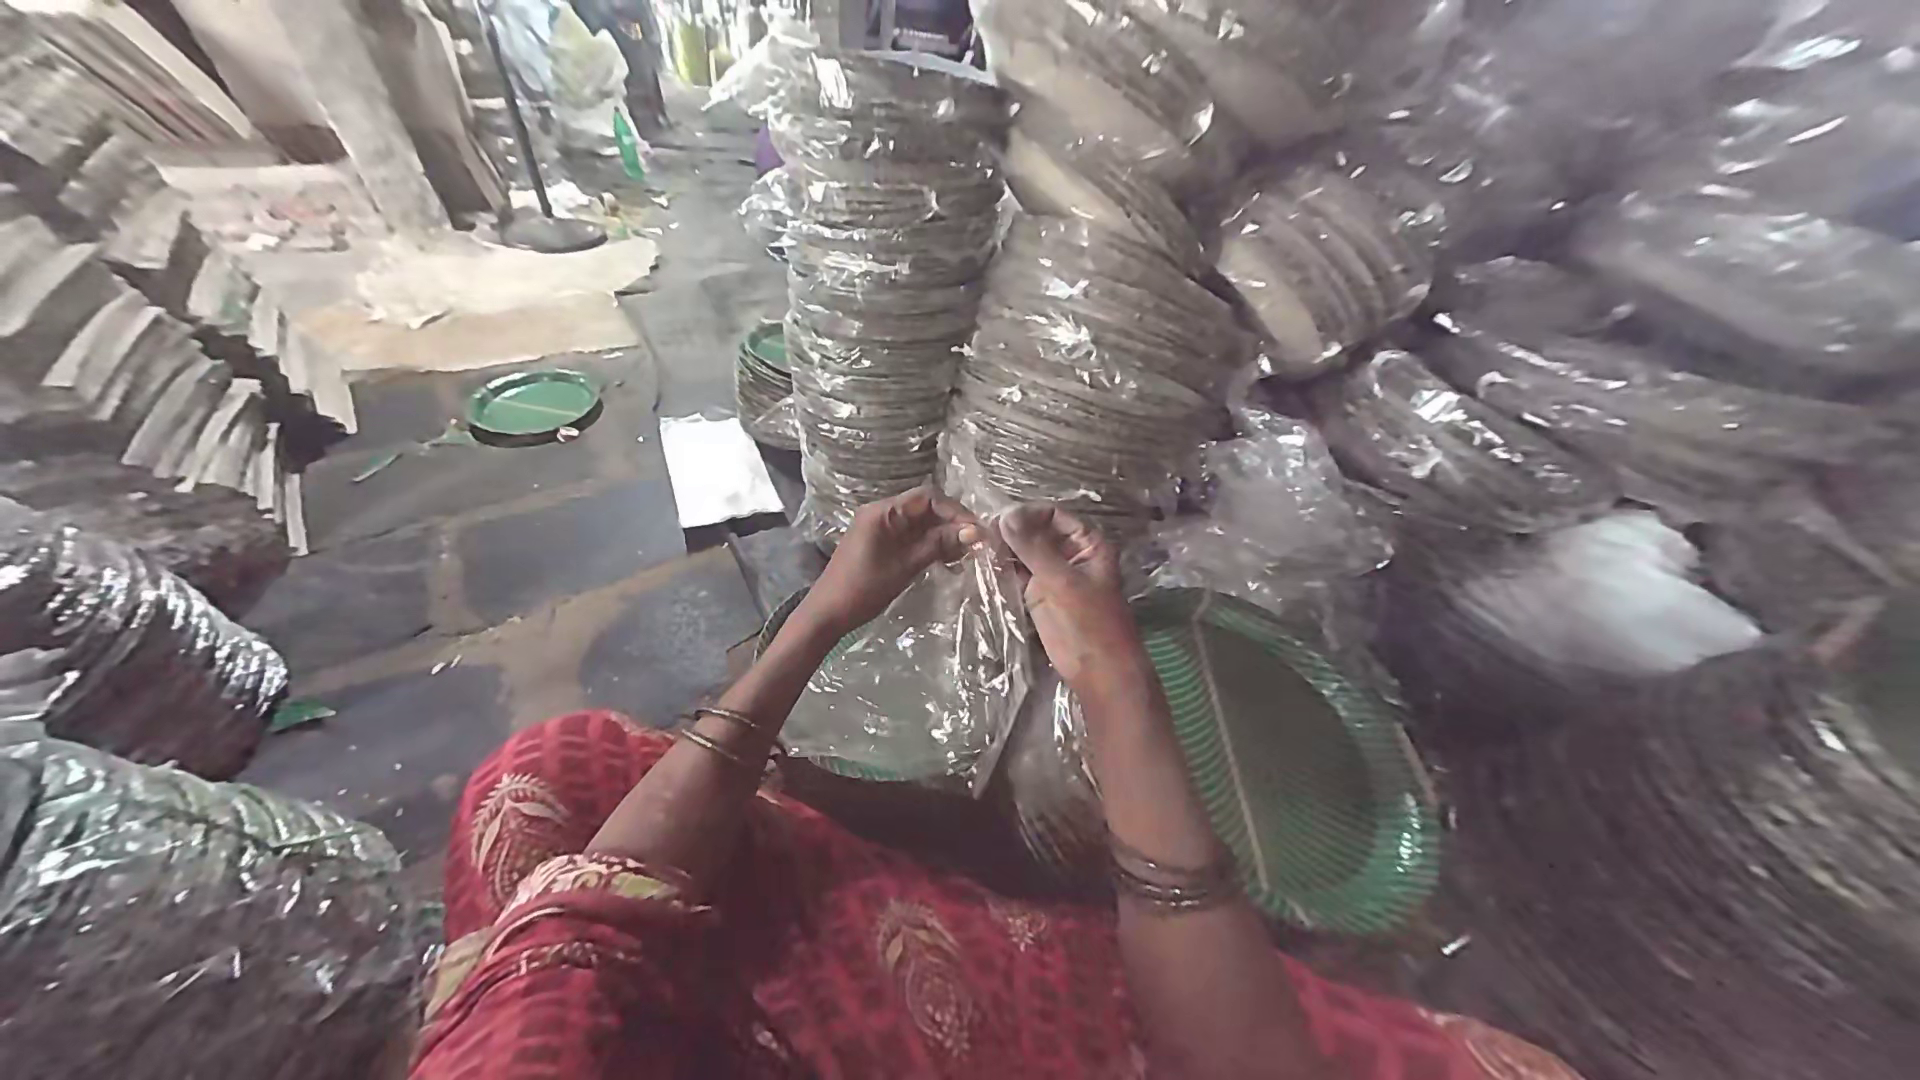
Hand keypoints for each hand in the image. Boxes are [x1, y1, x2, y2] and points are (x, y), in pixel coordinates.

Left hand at [799, 486, 983, 637]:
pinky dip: (931, 544)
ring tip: (967, 553)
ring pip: (922, 522)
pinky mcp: (883, 543)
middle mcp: (883, 512)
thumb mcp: (905, 566)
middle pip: (926, 507)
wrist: (828, 614)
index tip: (976, 531)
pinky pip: (913, 536)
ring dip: (945, 535)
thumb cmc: (864, 589)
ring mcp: (882, 528)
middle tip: (977, 543)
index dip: (956, 511)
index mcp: (883, 511)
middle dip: (953, 522)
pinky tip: (948, 559)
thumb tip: (975, 531)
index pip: (928, 497)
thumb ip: (939, 545)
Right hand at [997, 503, 1149, 697]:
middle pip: (1036, 532)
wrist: (1100, 673)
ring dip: (1004, 550)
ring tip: (978, 547)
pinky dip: (1003, 569)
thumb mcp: (1061, 581)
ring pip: (1025, 553)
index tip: (997, 520)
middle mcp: (1070, 555)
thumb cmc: (1089, 624)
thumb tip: (1005, 515)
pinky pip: (1019, 574)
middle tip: (982, 535)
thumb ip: (1033, 547)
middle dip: (1011, 531)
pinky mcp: (1039, 596)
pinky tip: (984, 564)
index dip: (1026, 514)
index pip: (1053, 514)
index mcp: (1087, 545)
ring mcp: (1054, 576)